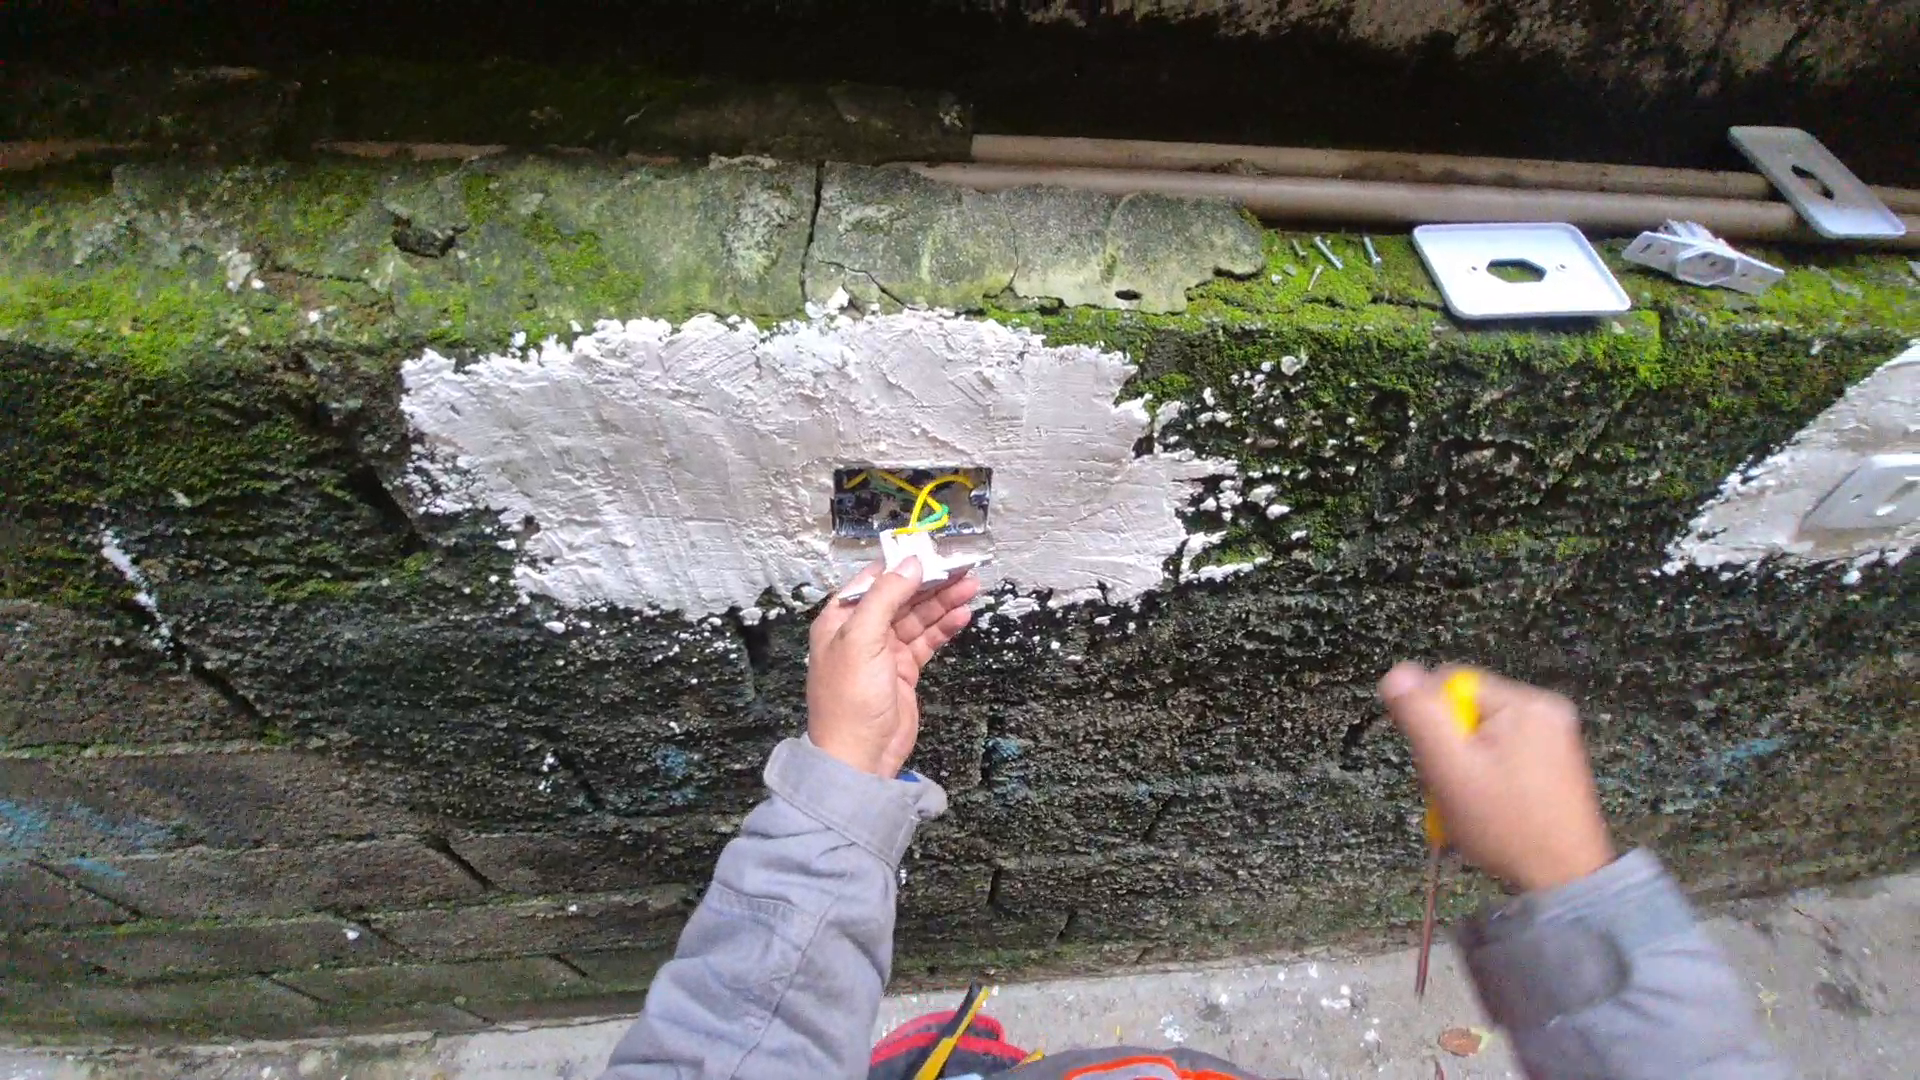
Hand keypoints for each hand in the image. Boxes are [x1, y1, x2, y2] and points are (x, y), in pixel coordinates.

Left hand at [806, 557, 978, 776]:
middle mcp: (862, 631)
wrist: (860, 757)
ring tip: (971, 586)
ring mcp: (884, 651)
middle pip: (901, 596)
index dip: (903, 565)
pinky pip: (927, 641)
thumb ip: (886, 597)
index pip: (874, 580)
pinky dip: (944, 628)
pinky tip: (963, 616)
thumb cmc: (851, 697)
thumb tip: (911, 563)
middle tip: (962, 567)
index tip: (933, 552)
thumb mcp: (862, 639)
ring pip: (917, 617)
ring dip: (943, 602)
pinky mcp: (904, 670)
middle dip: (930, 581)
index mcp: (841, 618)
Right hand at [1379, 662, 1614, 891]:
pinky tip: (1483, 797)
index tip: (1436, 757)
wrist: (1562, 881)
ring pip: (1475, 729)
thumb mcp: (1449, 766)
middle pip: (1462, 706)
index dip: (1428, 718)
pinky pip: (1495, 747)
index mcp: (1525, 704)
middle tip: (1452, 781)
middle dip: (1445, 742)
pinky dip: (1480, 768)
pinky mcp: (1551, 759)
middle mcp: (1544, 710)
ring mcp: (1551, 735)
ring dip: (1459, 758)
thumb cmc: (1504, 823)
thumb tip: (1397, 672)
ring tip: (1468, 794)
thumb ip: (1420, 713)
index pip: (1447, 683)